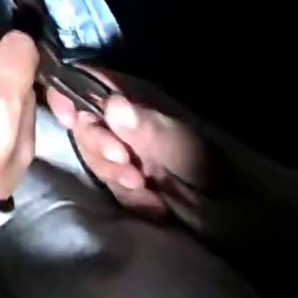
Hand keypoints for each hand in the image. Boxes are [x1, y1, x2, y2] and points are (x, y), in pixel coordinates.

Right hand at [47, 69, 209, 220]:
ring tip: (141, 184)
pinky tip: (151, 203)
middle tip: (123, 160)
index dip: (69, 94)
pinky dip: (126, 195)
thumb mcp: (179, 143)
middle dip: (97, 143)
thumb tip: (113, 105)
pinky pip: (108, 183)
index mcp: (132, 97)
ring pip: (92, 154)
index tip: (67, 115)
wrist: (230, 215)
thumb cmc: (206, 165)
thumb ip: (145, 126)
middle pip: (84, 122)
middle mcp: (120, 119)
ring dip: (111, 171)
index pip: (87, 83)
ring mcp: (120, 148)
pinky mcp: (121, 178)